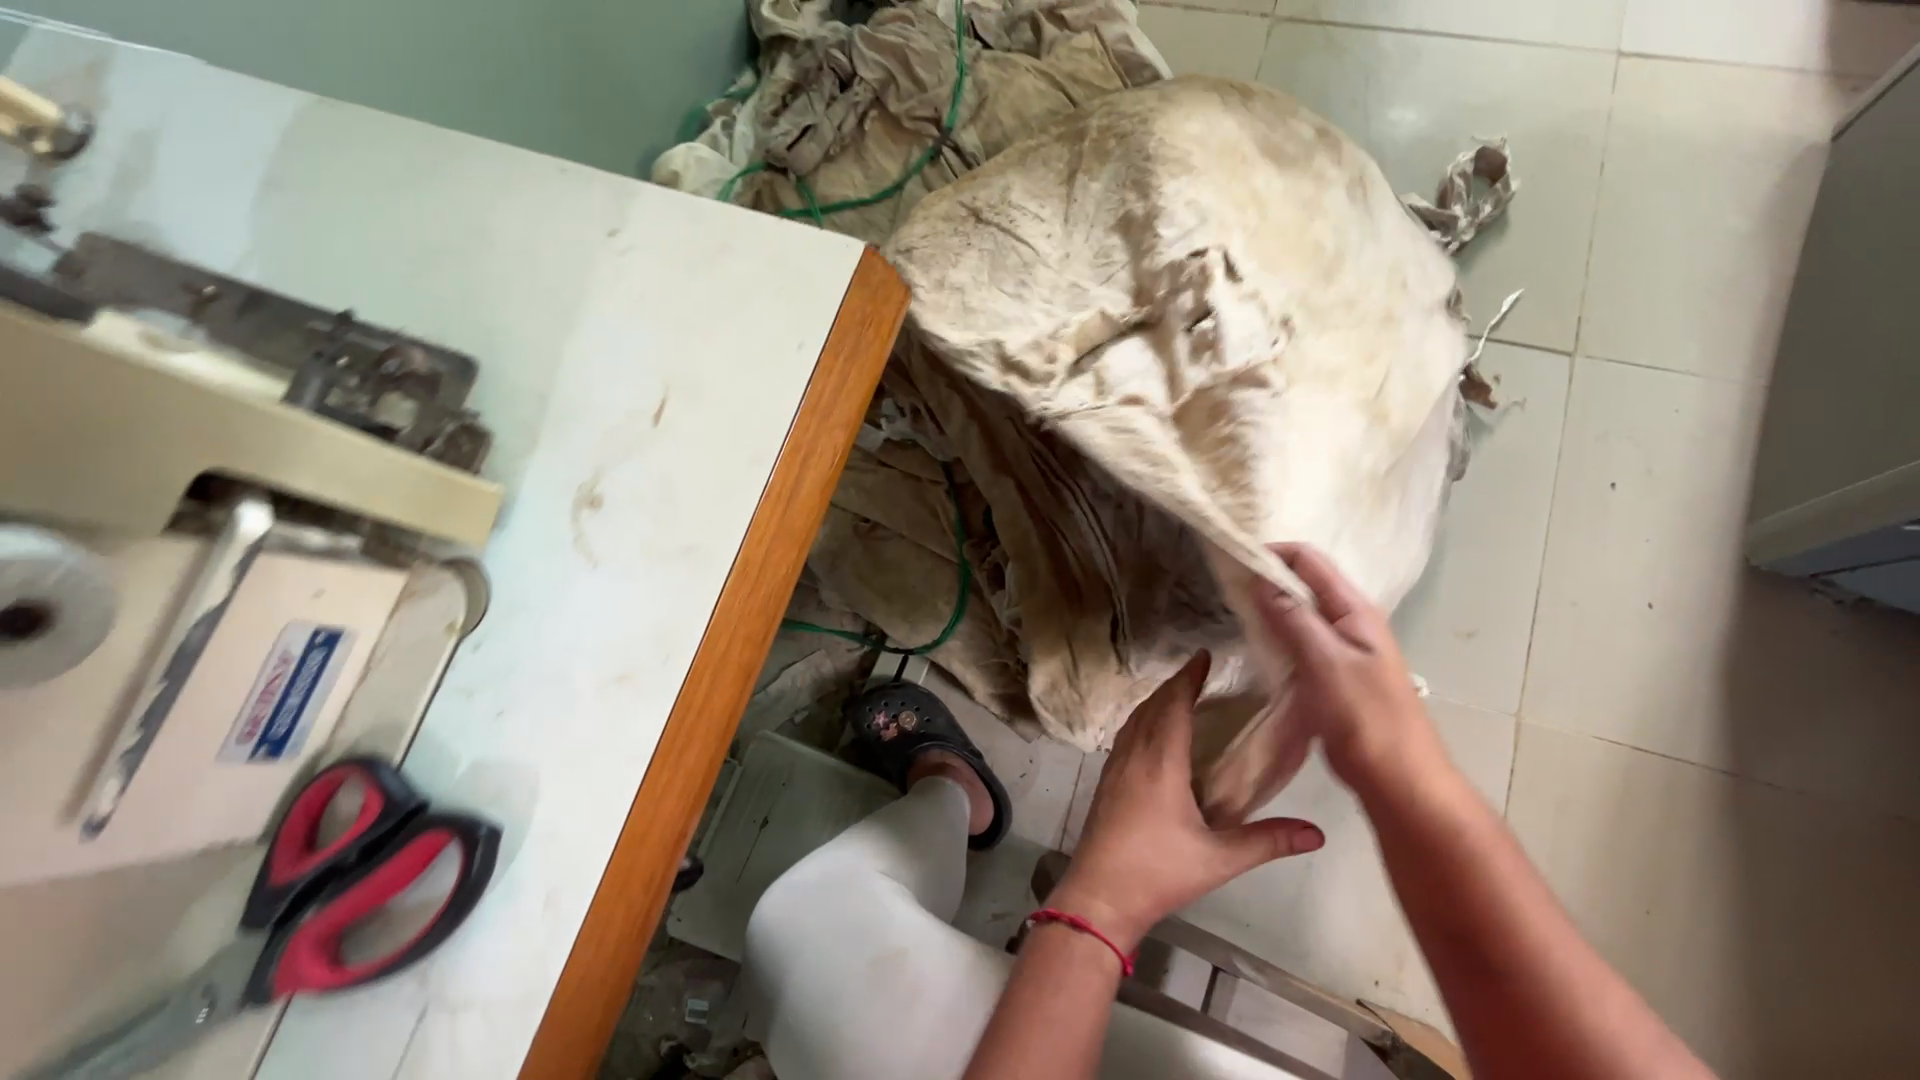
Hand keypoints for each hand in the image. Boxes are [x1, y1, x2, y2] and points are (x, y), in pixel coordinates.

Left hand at [1051, 651, 1324, 950]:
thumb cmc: (1157, 872)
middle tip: (1199, 672)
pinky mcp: (1105, 784)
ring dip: (1155, 702)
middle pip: (1152, 706)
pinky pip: (1124, 737)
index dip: (1189, 677)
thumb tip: (1317, 833)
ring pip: (1134, 720)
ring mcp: (1114, 769)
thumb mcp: (1218, 859)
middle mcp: (1133, 756)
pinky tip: (1152, 736)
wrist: (1099, 897)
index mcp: (1160, 762)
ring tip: (1178, 696)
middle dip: (1174, 684)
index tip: (1203, 655)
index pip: (1175, 705)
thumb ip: (1267, 841)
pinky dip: (1141, 722)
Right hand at [1251, 543, 1449, 796]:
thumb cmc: (1366, 718)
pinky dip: (1275, 636)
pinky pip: (1298, 643)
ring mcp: (1342, 649)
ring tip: (1232, 612)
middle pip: (1304, 583)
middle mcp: (1350, 622)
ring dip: (1268, 608)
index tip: (1231, 561)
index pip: (1309, 560)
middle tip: (1225, 587)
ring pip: (1299, 613)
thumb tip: (1260, 578)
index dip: (1271, 553)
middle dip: (1265, 578)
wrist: (1399, 780)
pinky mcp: (1332, 675)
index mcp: (1355, 610)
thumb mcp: (1325, 663)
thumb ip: (1293, 619)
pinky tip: (1254, 646)